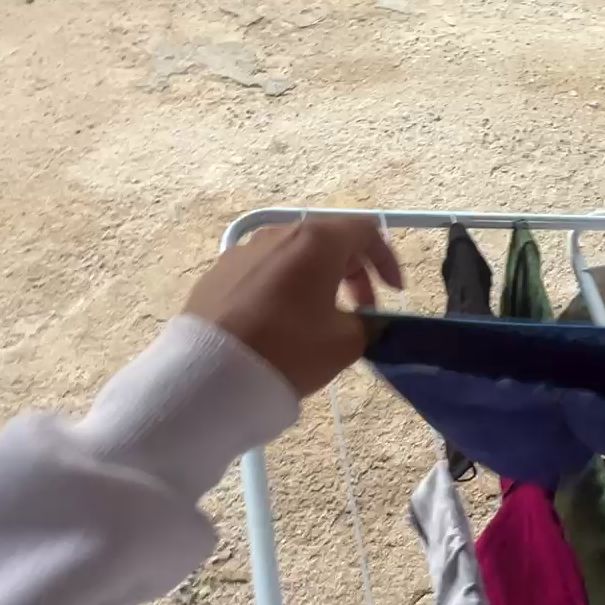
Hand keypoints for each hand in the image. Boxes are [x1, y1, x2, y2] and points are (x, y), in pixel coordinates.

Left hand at [184, 218, 402, 396]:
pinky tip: (284, 321)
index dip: (387, 261)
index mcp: (317, 242)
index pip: (366, 232)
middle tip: (363, 309)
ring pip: (296, 255)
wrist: (211, 373)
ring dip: (319, 279)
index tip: (394, 293)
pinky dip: (287, 286)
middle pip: (329, 241)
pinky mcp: (220, 272)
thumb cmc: (289, 348)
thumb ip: (368, 324)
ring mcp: (245, 251)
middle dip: (354, 273)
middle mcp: (280, 234)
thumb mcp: (346, 342)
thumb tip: (366, 321)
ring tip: (323, 316)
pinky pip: (266, 270)